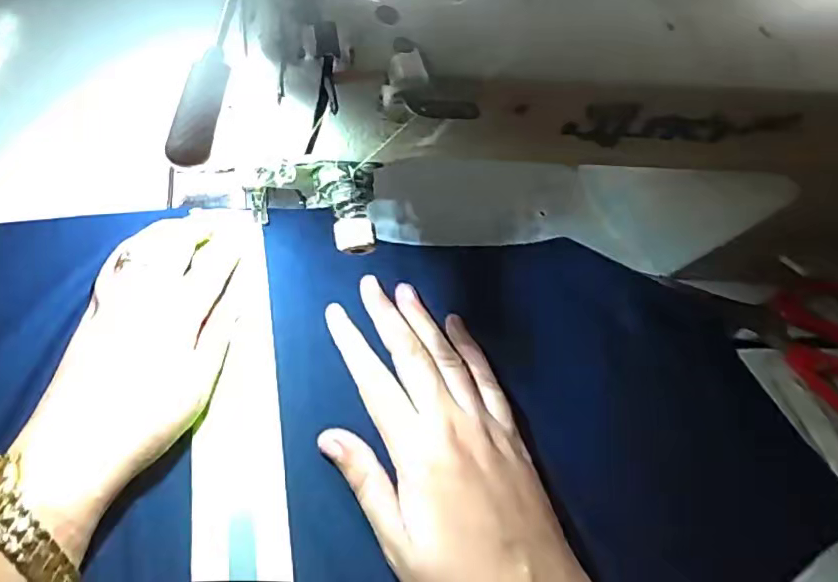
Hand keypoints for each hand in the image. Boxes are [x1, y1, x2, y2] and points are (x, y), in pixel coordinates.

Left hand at [9, 216, 242, 556]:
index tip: (244, 235)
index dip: (231, 246)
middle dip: (201, 228)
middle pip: (176, 243)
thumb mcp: (198, 385)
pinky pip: (118, 260)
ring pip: (144, 245)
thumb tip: (239, 297)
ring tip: (185, 228)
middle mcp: (147, 292)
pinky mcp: (93, 307)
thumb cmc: (145, 422)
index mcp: (180, 311)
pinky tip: (141, 248)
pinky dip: (135, 244)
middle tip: (218, 226)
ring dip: (168, 230)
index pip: (213, 264)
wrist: (71, 449)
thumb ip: (220, 333)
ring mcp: (116, 296)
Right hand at [320, 276, 589, 581]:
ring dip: (424, 320)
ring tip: (406, 292)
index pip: (375, 382)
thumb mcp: (399, 541)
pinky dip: (469, 346)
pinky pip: (486, 375)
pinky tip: (457, 324)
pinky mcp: (508, 428)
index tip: (337, 315)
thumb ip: (366, 481)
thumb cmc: (457, 572)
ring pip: (448, 356)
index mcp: (417, 449)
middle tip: (370, 285)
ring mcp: (483, 420)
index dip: (353, 344)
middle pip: (412, 356)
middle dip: (387, 316)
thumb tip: (329, 437)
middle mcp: (449, 422)